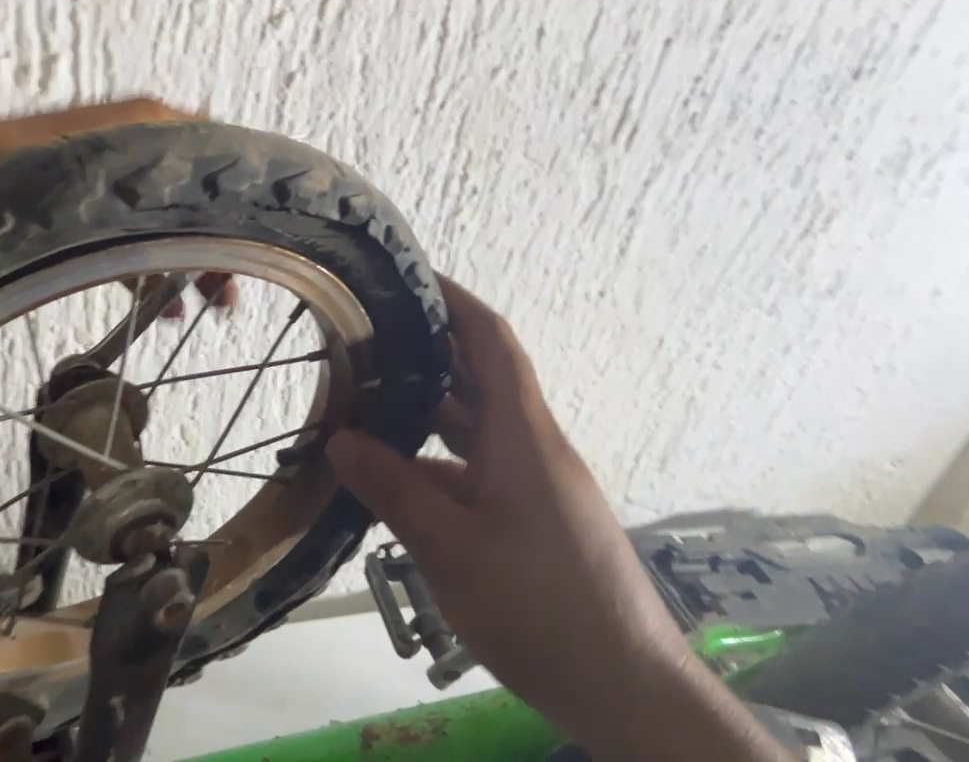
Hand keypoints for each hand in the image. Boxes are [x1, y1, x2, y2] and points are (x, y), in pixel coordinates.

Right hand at [327, 276, 786, 760]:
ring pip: (475, 430)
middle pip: (480, 379)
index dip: (454, 301)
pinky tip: (394, 482)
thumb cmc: (542, 608)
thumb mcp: (452, 548)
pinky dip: (436, 464)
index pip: (491, 342)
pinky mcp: (534, 520)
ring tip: (366, 400)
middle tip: (366, 336)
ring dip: (427, 411)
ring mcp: (536, 487)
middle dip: (427, 350)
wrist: (629, 692)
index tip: (410, 275)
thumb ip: (393, 490)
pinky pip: (478, 471)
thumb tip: (339, 440)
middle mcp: (532, 448)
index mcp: (523, 436)